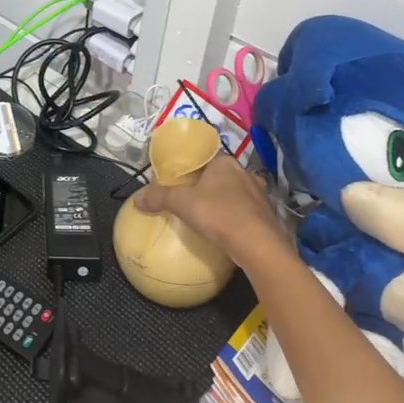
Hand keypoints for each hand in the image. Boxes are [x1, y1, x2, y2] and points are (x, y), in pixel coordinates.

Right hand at [133, 154, 284, 257]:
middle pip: (221, 175)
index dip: (192, 168)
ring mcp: (260, 195)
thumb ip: (158, 197)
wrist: (257, 244)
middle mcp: (245, 173)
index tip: (181, 180)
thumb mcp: (181, 203)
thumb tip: (136, 198)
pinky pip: (246, 212)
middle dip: (208, 185)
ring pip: (236, 193)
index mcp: (225, 162)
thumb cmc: (217, 213)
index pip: (206, 158)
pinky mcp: (267, 216)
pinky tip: (226, 230)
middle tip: (191, 198)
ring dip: (224, 201)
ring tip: (208, 215)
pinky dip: (236, 218)